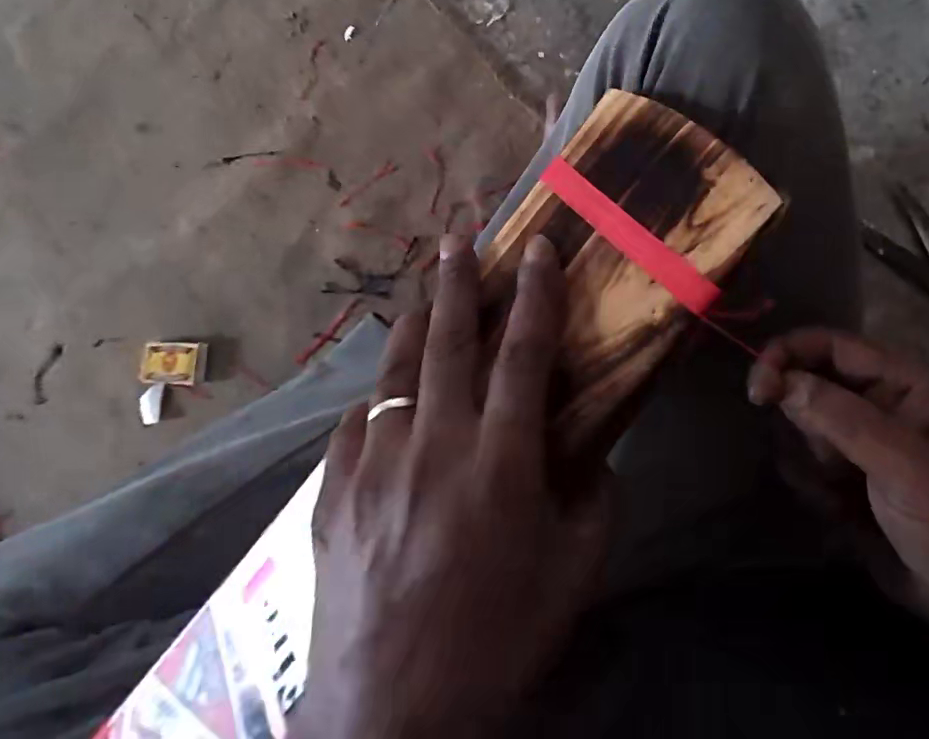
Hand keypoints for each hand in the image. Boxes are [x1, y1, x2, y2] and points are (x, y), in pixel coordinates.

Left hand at [295, 235, 610, 738]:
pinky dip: (378, 398)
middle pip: (448, 339)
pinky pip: (358, 420)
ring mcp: (375, 458)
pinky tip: (385, 397)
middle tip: (458, 235)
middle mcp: (434, 441)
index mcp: (500, 460)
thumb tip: (593, 452)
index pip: (524, 353)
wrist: (390, 708)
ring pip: (396, 367)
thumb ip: (594, 501)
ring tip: (425, 291)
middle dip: (459, 279)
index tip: (541, 248)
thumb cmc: (496, 639)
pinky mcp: (334, 484)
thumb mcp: (572, 576)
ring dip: (415, 321)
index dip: (537, 294)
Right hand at [747, 329, 928, 641]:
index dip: (786, 354)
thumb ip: (845, 419)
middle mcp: (872, 401)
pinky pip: (800, 461)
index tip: (758, 389)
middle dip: (795, 415)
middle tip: (814, 456)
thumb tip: (783, 382)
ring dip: (802, 456)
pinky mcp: (843, 476)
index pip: (826, 344)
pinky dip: (806, 482)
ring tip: (834, 491)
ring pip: (796, 423)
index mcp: (898, 381)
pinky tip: (835, 508)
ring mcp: (856, 440)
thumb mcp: (910, 466)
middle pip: (803, 379)